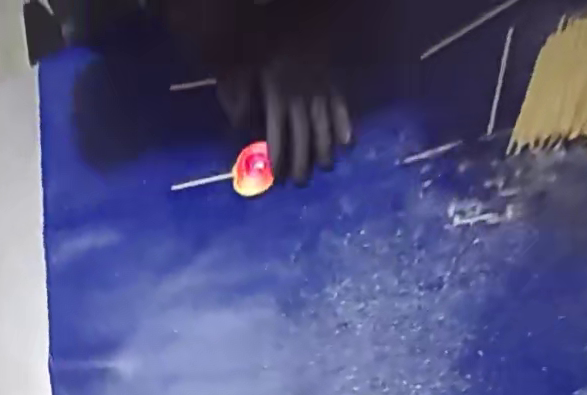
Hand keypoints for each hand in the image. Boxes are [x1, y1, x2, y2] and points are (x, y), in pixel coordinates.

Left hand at [217, 46, 351, 185]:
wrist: (298, 19)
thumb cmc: (267, 48)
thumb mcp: (246, 71)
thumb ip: (242, 100)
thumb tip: (239, 127)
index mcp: (277, 100)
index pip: (277, 140)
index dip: (277, 162)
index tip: (276, 179)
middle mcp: (300, 101)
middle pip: (303, 141)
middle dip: (301, 165)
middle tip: (300, 183)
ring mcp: (320, 93)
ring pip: (324, 129)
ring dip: (324, 152)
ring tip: (324, 168)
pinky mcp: (333, 84)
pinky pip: (342, 108)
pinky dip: (345, 127)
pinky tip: (347, 145)